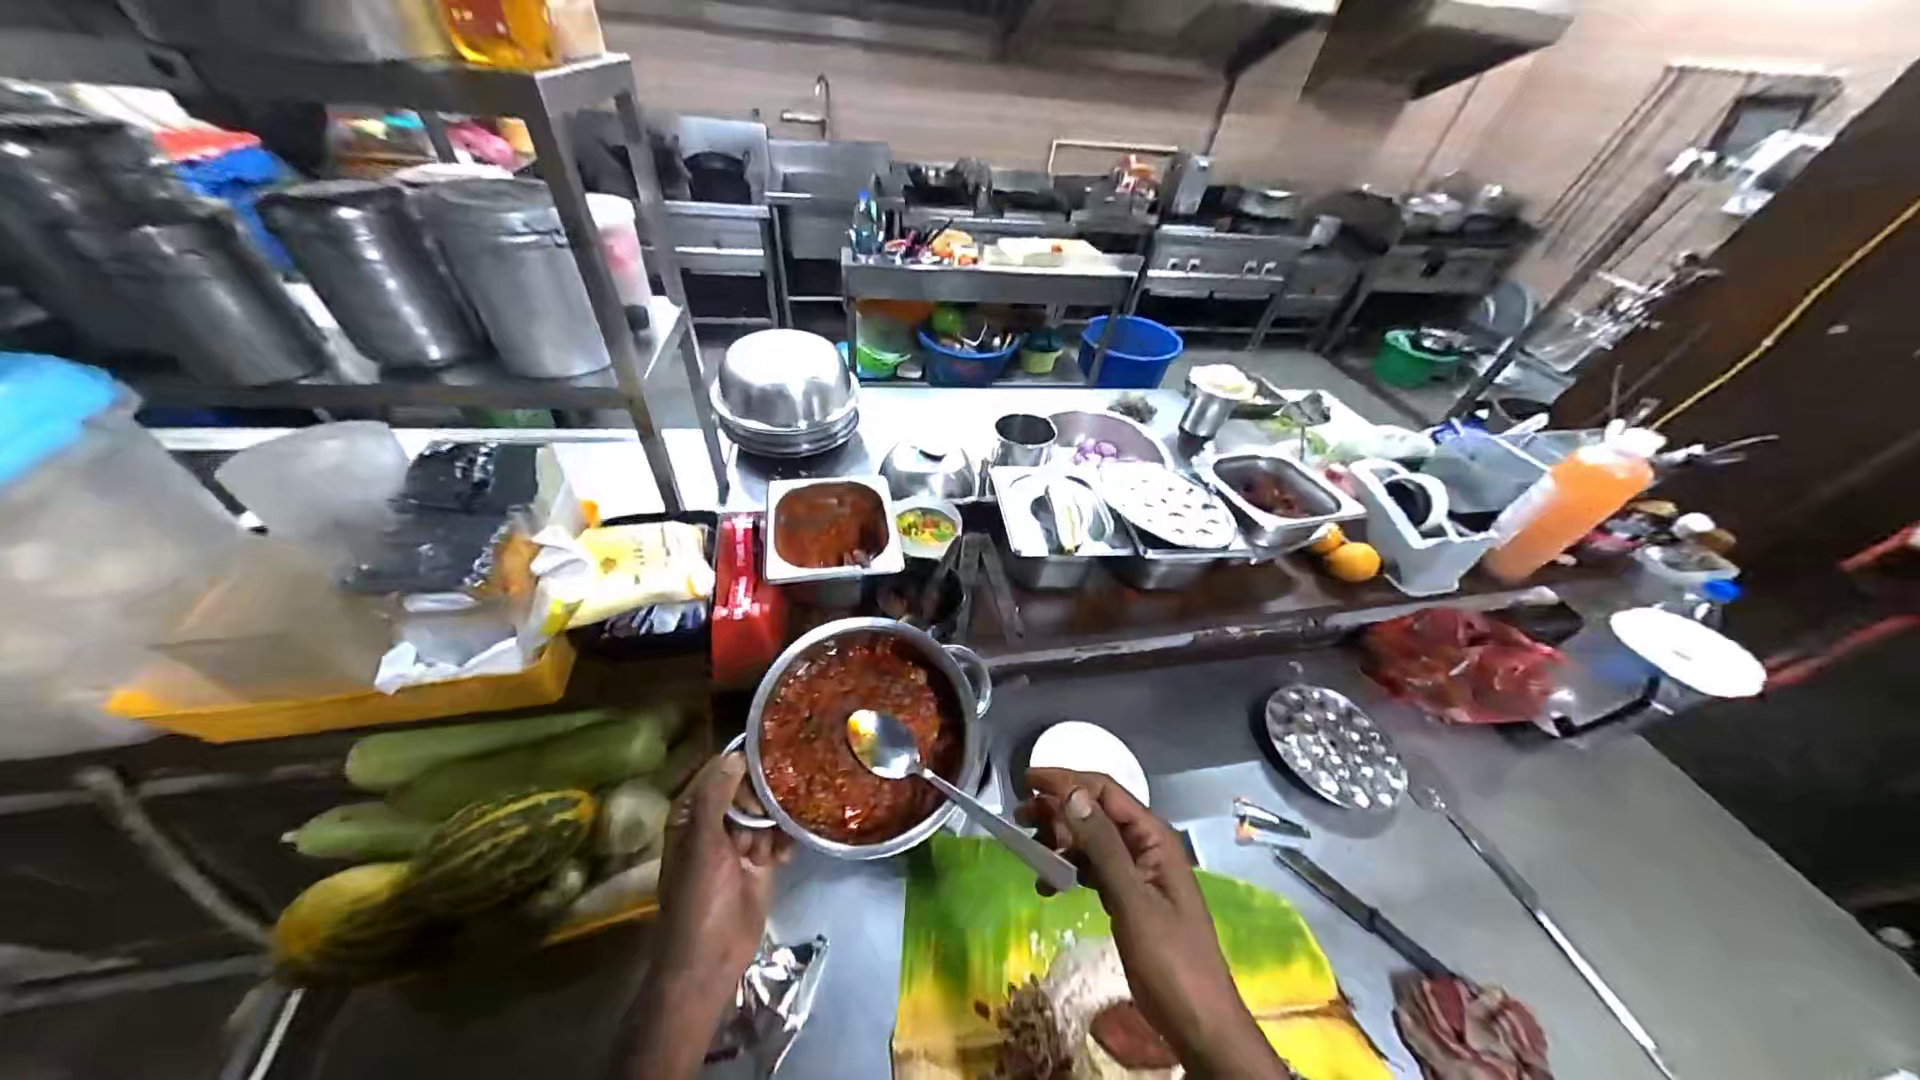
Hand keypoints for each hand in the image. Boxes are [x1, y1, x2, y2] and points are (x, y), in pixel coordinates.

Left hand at [657, 751, 791, 987]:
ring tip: (796, 815)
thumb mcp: (704, 844)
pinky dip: (785, 841)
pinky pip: (778, 837)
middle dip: (767, 790)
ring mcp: (739, 842)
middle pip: (748, 789)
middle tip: (787, 791)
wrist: (711, 960)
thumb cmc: (699, 900)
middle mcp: (716, 822)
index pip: (719, 772)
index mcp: (693, 814)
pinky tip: (786, 854)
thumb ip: (717, 798)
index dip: (743, 762)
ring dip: (781, 815)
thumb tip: (735, 755)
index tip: (773, 751)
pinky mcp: (761, 860)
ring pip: (766, 812)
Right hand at [1021, 768, 1290, 1079]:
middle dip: (1057, 809)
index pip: (1104, 791)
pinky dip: (1069, 869)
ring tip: (1030, 851)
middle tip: (1020, 817)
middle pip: (1095, 811)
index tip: (1026, 781)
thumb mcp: (1132, 900)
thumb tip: (1071, 793)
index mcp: (1153, 837)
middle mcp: (1144, 846)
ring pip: (1091, 839)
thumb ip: (1102, 845)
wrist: (1199, 1023)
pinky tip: (1049, 885)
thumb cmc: (1171, 959)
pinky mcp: (1128, 895)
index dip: (1065, 780)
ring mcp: (1137, 871)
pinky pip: (1093, 868)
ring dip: (1059, 840)